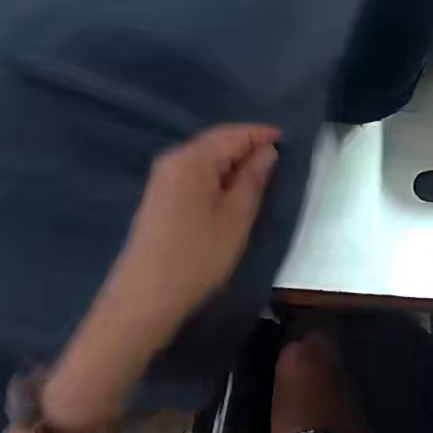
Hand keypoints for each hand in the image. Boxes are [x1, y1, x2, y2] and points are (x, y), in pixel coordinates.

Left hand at [44, 125, 280, 427]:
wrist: (144, 299)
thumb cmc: (197, 257)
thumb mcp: (236, 218)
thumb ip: (254, 179)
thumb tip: (267, 151)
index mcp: (192, 159)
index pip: (233, 133)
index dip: (261, 134)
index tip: (288, 139)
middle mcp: (173, 160)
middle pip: (216, 142)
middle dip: (247, 146)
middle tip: (279, 159)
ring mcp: (162, 179)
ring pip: (205, 158)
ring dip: (233, 162)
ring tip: (261, 176)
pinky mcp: (159, 198)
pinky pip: (195, 173)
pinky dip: (217, 176)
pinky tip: (231, 192)